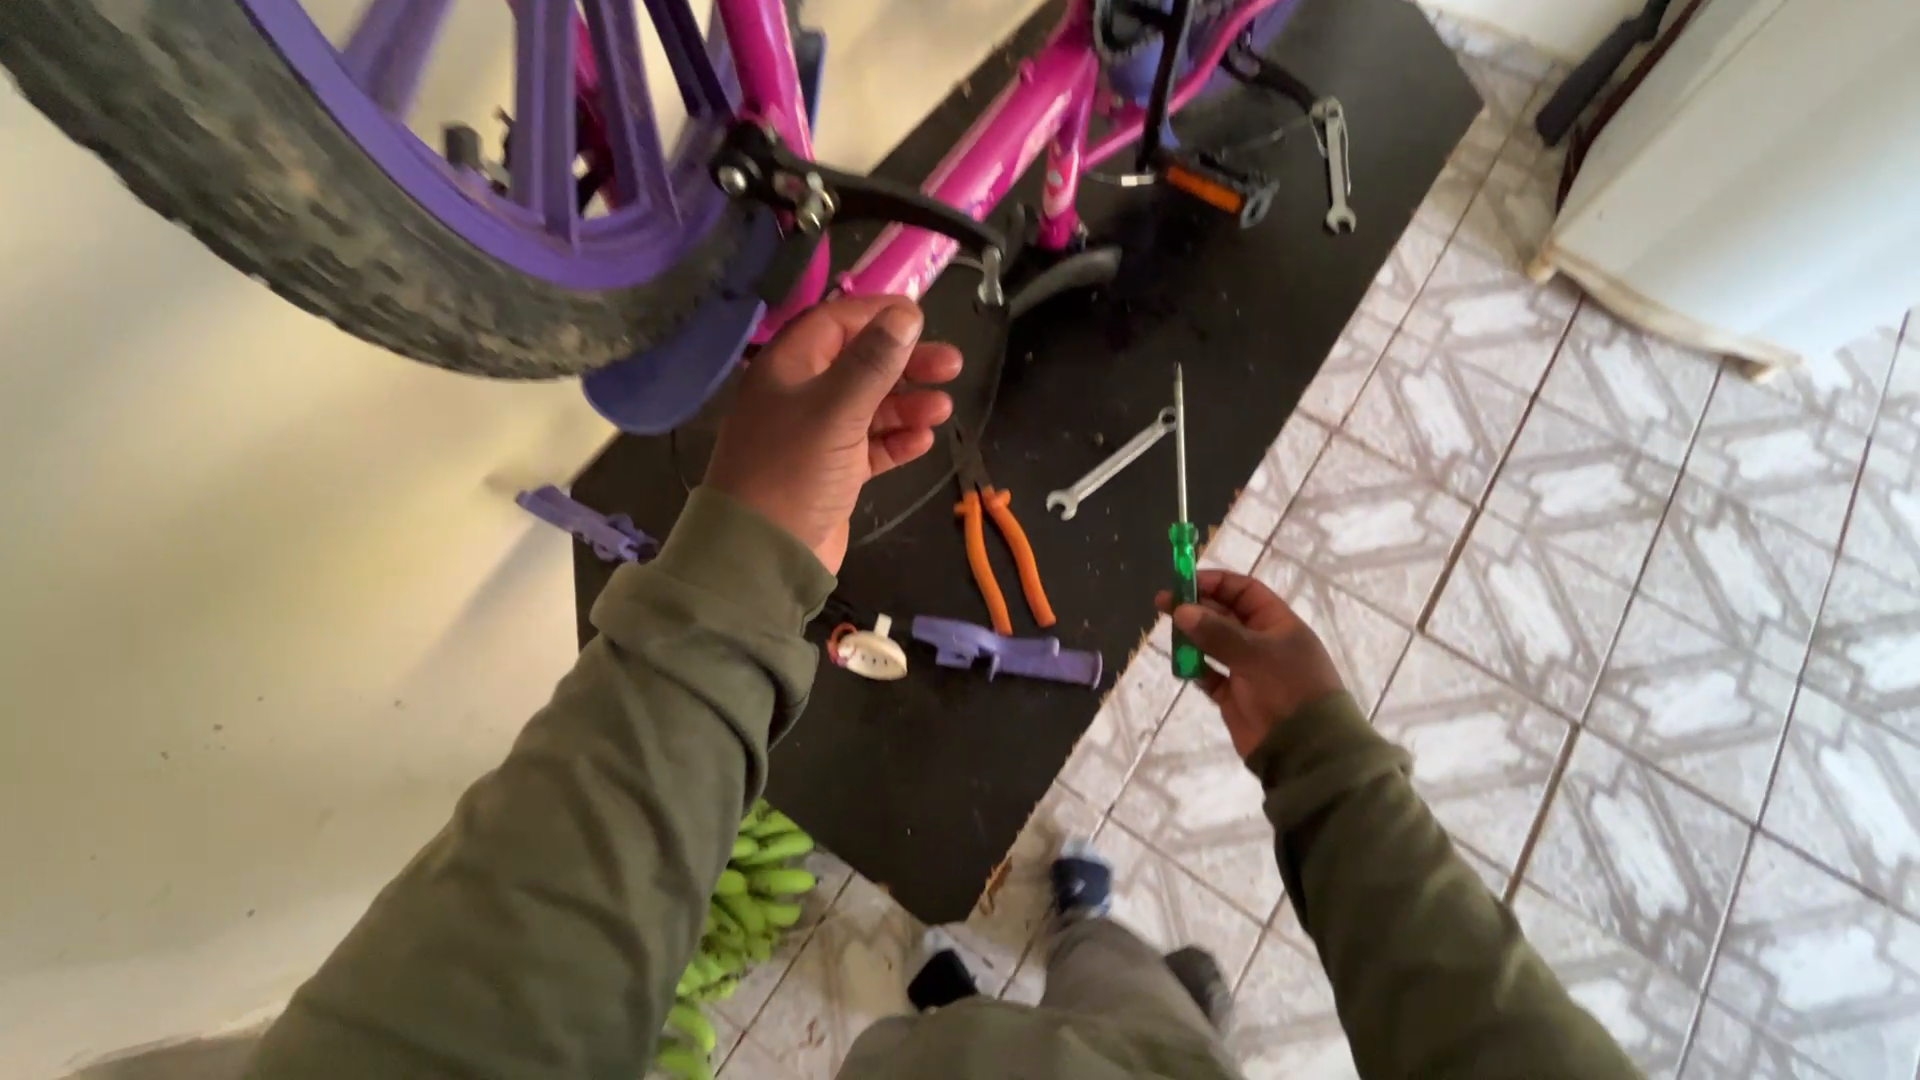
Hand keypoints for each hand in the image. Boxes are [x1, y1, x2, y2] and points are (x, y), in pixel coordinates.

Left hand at [705, 296, 961, 573]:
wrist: (765, 554)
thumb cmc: (794, 472)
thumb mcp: (836, 411)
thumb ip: (872, 363)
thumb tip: (906, 315)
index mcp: (788, 368)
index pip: (835, 322)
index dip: (878, 315)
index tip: (922, 317)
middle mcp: (801, 395)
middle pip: (860, 364)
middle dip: (906, 363)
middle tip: (952, 365)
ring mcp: (818, 436)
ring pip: (870, 407)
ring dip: (907, 405)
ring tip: (942, 409)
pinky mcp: (833, 471)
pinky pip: (871, 446)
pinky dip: (896, 441)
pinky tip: (923, 440)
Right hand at [1155, 570, 1345, 757]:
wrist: (1306, 751)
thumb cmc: (1289, 690)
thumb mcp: (1256, 655)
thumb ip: (1217, 632)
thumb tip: (1181, 611)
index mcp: (1277, 624)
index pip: (1244, 591)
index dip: (1216, 583)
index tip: (1185, 582)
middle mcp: (1262, 642)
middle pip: (1224, 614)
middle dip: (1195, 607)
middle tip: (1162, 603)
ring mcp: (1247, 669)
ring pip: (1213, 643)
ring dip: (1191, 636)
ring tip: (1167, 632)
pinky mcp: (1234, 695)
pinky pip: (1208, 674)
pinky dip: (1194, 668)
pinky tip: (1181, 664)